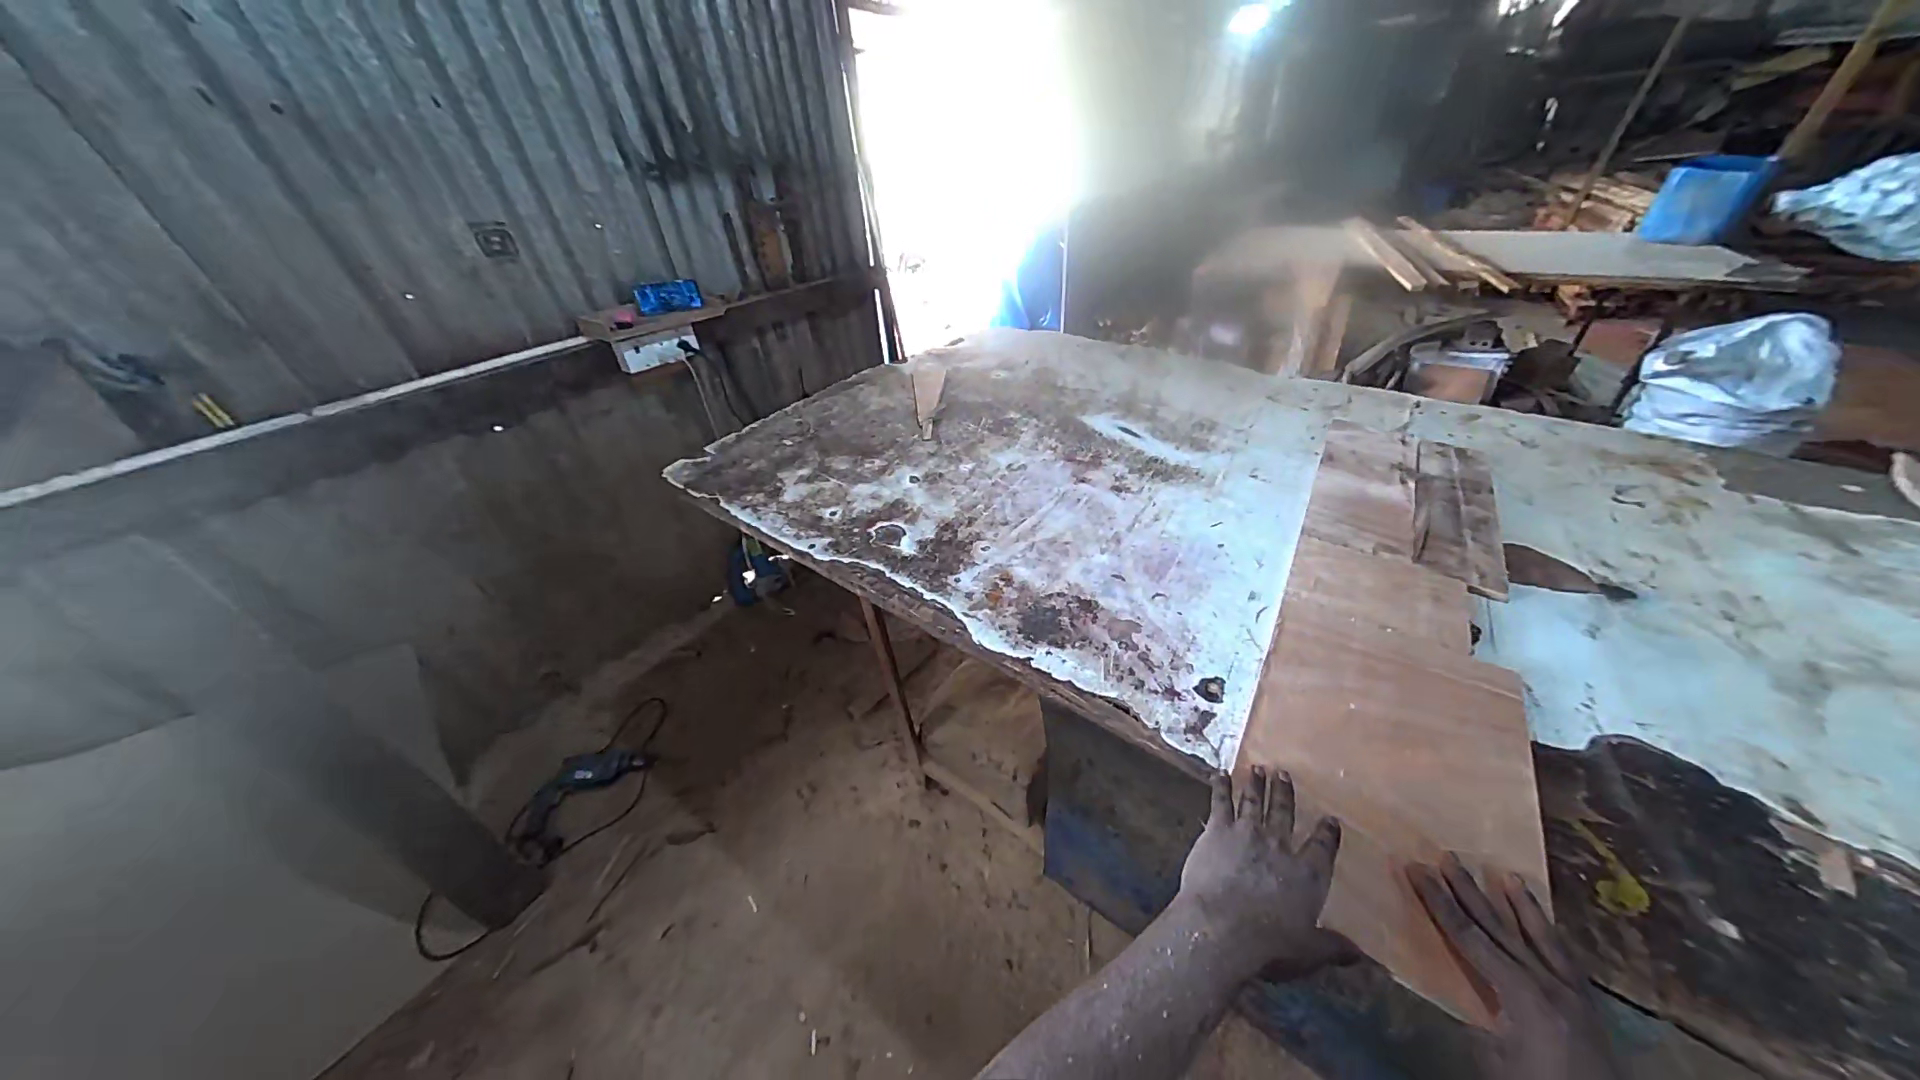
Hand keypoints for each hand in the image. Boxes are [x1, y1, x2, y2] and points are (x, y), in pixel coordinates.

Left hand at [1179, 766, 1354, 978]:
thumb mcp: (1310, 950)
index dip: (1327, 833)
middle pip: (1284, 813)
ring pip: (1253, 802)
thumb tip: (1368, 959)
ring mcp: (1248, 832)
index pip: (1322, 848)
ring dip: (1256, 785)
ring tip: (1258, 768)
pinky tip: (1219, 774)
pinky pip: (1220, 802)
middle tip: (1283, 774)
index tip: (1330, 819)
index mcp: (1308, 874)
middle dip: (1284, 793)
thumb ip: (1335, 947)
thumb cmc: (1269, 942)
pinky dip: (1220, 787)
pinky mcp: (1218, 829)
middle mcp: (1280, 846)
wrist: (1223, 925)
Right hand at [1408, 855, 1624, 1079]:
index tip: (1417, 870)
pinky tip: (1543, 920)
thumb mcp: (1493, 1058)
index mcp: (1520, 992)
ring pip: (1539, 936)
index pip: (1468, 935)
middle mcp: (1547, 983)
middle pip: (1499, 927)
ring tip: (1506, 874)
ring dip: (1518, 904)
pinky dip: (1549, 932)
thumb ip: (1472, 1016)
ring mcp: (1572, 991)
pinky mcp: (1587, 1003)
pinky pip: (1564, 957)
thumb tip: (1446, 987)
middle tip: (1447, 857)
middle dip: (1468, 890)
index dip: (1438, 901)